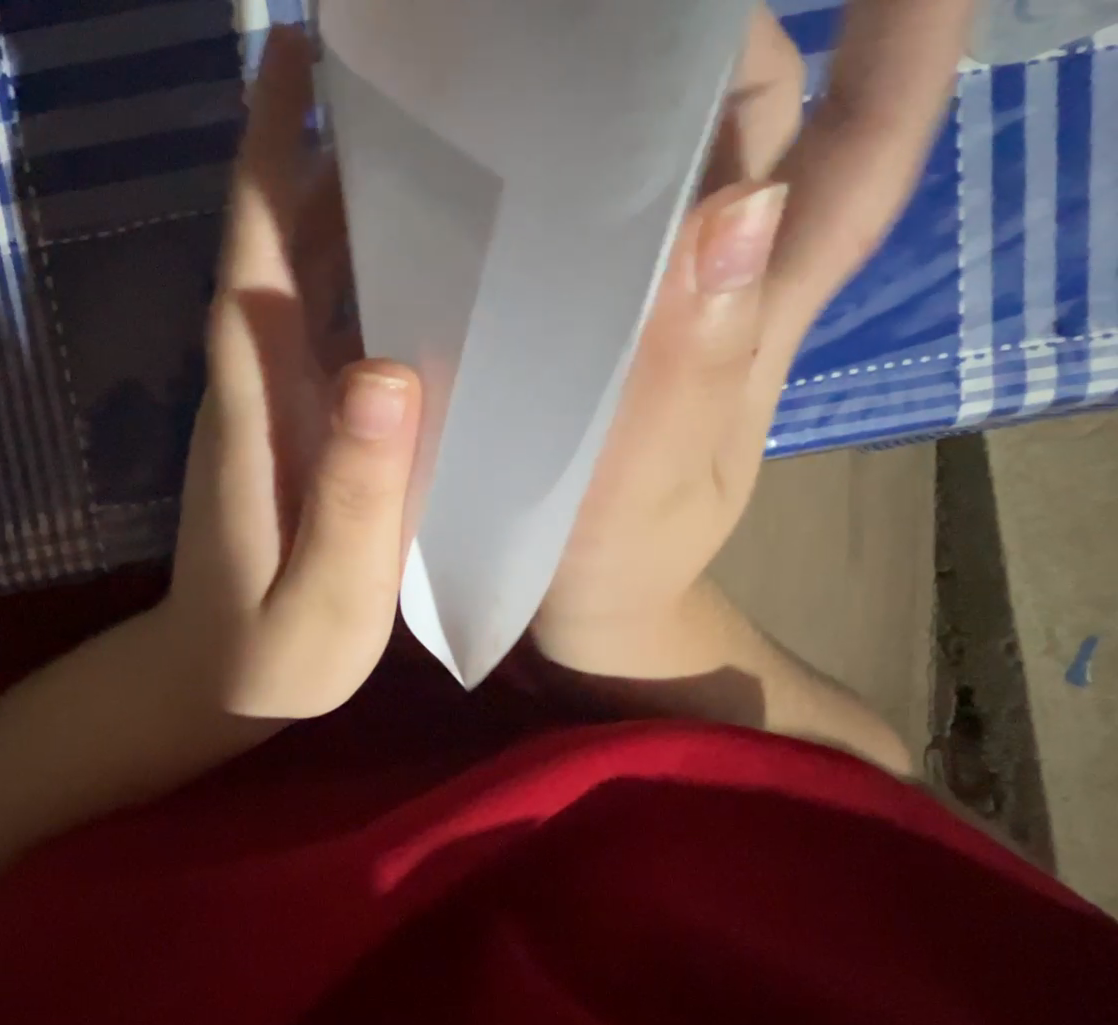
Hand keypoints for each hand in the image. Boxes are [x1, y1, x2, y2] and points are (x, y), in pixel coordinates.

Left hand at [159, 28, 421, 720]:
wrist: (212, 676)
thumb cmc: (268, 652)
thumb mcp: (321, 600)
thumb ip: (351, 498)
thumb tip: (389, 369)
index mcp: (256, 408)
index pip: (255, 256)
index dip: (268, 156)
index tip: (294, 54)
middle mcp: (255, 381)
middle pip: (279, 239)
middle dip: (318, 142)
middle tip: (406, 62)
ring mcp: (270, 398)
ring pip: (304, 271)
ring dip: (348, 192)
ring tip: (436, 123)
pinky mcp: (290, 418)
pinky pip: (327, 317)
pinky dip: (366, 264)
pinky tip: (429, 245)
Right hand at [536, 1, 971, 676]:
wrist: (578, 605)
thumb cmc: (618, 556)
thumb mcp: (652, 482)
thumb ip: (683, 370)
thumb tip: (727, 216)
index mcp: (761, 314)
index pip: (861, 158)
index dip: (904, 45)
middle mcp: (709, 286)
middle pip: (751, 127)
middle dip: (724, 34)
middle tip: (625, 5)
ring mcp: (631, 306)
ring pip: (660, 167)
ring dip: (623, 97)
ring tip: (542, 52)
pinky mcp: (561, 329)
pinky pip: (571, 229)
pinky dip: (542, 178)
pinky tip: (480, 163)